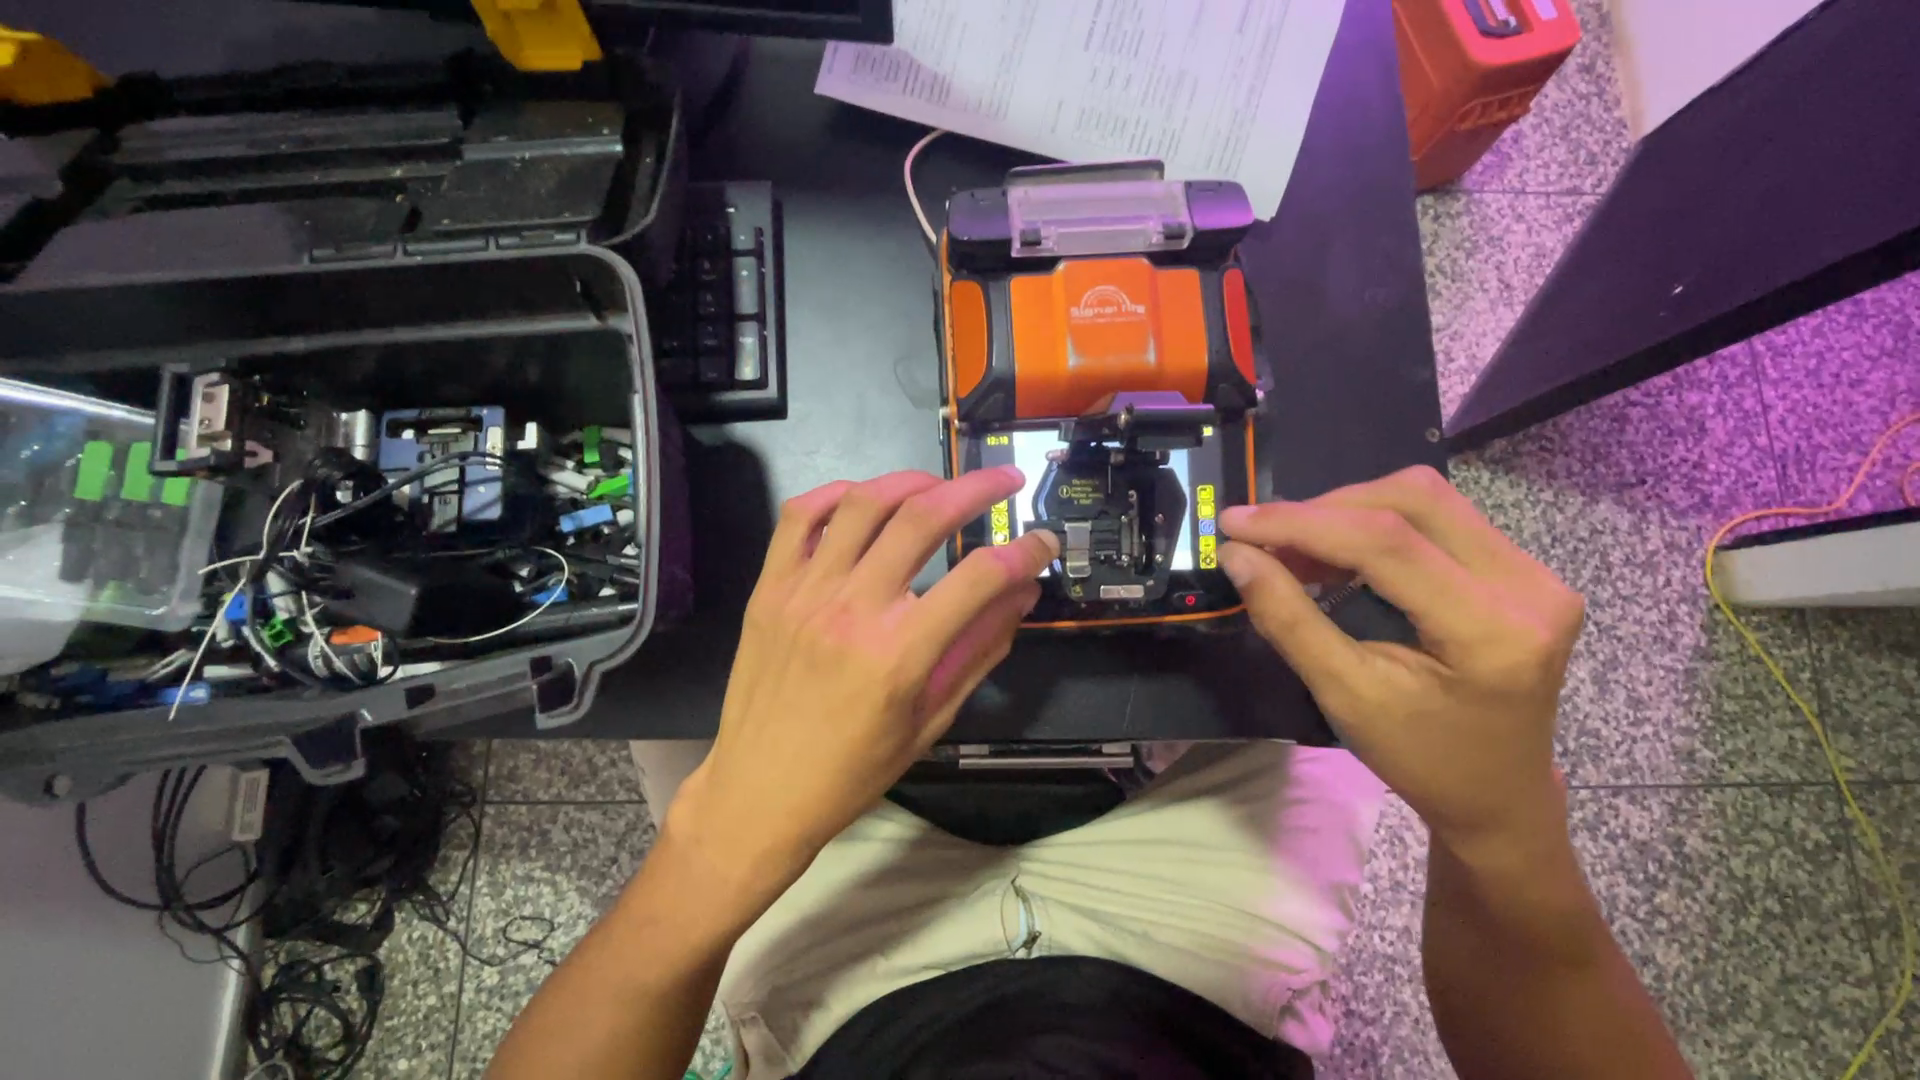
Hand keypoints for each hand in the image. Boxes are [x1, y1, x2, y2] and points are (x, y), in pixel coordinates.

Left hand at [667, 468, 1058, 896]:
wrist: (760, 792)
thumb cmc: (853, 770)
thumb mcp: (931, 720)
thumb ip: (979, 650)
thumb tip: (1022, 594)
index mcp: (900, 653)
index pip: (980, 577)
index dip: (1024, 551)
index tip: (1045, 541)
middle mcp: (853, 608)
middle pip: (923, 518)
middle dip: (976, 488)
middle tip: (1004, 480)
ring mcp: (805, 592)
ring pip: (864, 504)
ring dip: (911, 481)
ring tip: (938, 485)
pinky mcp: (769, 588)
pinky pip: (800, 517)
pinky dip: (836, 494)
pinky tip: (864, 497)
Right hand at [1217, 466, 1584, 857]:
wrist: (1499, 793)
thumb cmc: (1422, 758)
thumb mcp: (1345, 696)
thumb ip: (1290, 619)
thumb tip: (1236, 556)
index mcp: (1492, 631)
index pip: (1388, 543)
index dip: (1302, 522)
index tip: (1235, 522)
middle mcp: (1529, 586)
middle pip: (1414, 500)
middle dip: (1325, 509)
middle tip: (1266, 539)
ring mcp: (1535, 572)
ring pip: (1426, 499)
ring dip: (1348, 512)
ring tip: (1295, 549)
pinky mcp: (1523, 569)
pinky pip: (1439, 518)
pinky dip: (1374, 525)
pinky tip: (1336, 554)